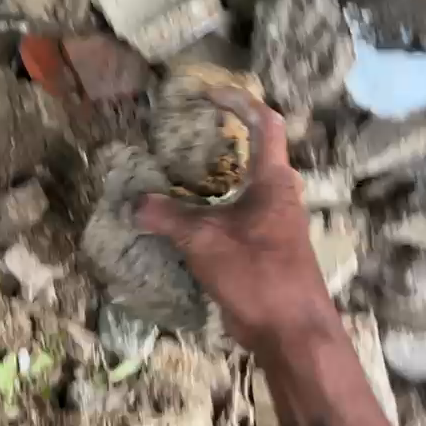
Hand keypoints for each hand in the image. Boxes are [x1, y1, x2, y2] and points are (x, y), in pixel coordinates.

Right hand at [133, 87, 338, 353]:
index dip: (239, 103)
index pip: (264, 125)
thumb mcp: (204, 240)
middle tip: (186, 133)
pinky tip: (182, 217)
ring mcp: (271, 222)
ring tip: (176, 173)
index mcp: (272, 182)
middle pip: (254, 152)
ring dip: (214, 176)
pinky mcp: (262, 246)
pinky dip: (209, 206)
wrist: (291, 331)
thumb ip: (167, 217)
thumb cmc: (257, 274)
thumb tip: (135, 203)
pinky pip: (233, 213)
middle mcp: (277, 196)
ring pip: (242, 185)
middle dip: (223, 138)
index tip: (208, 94)